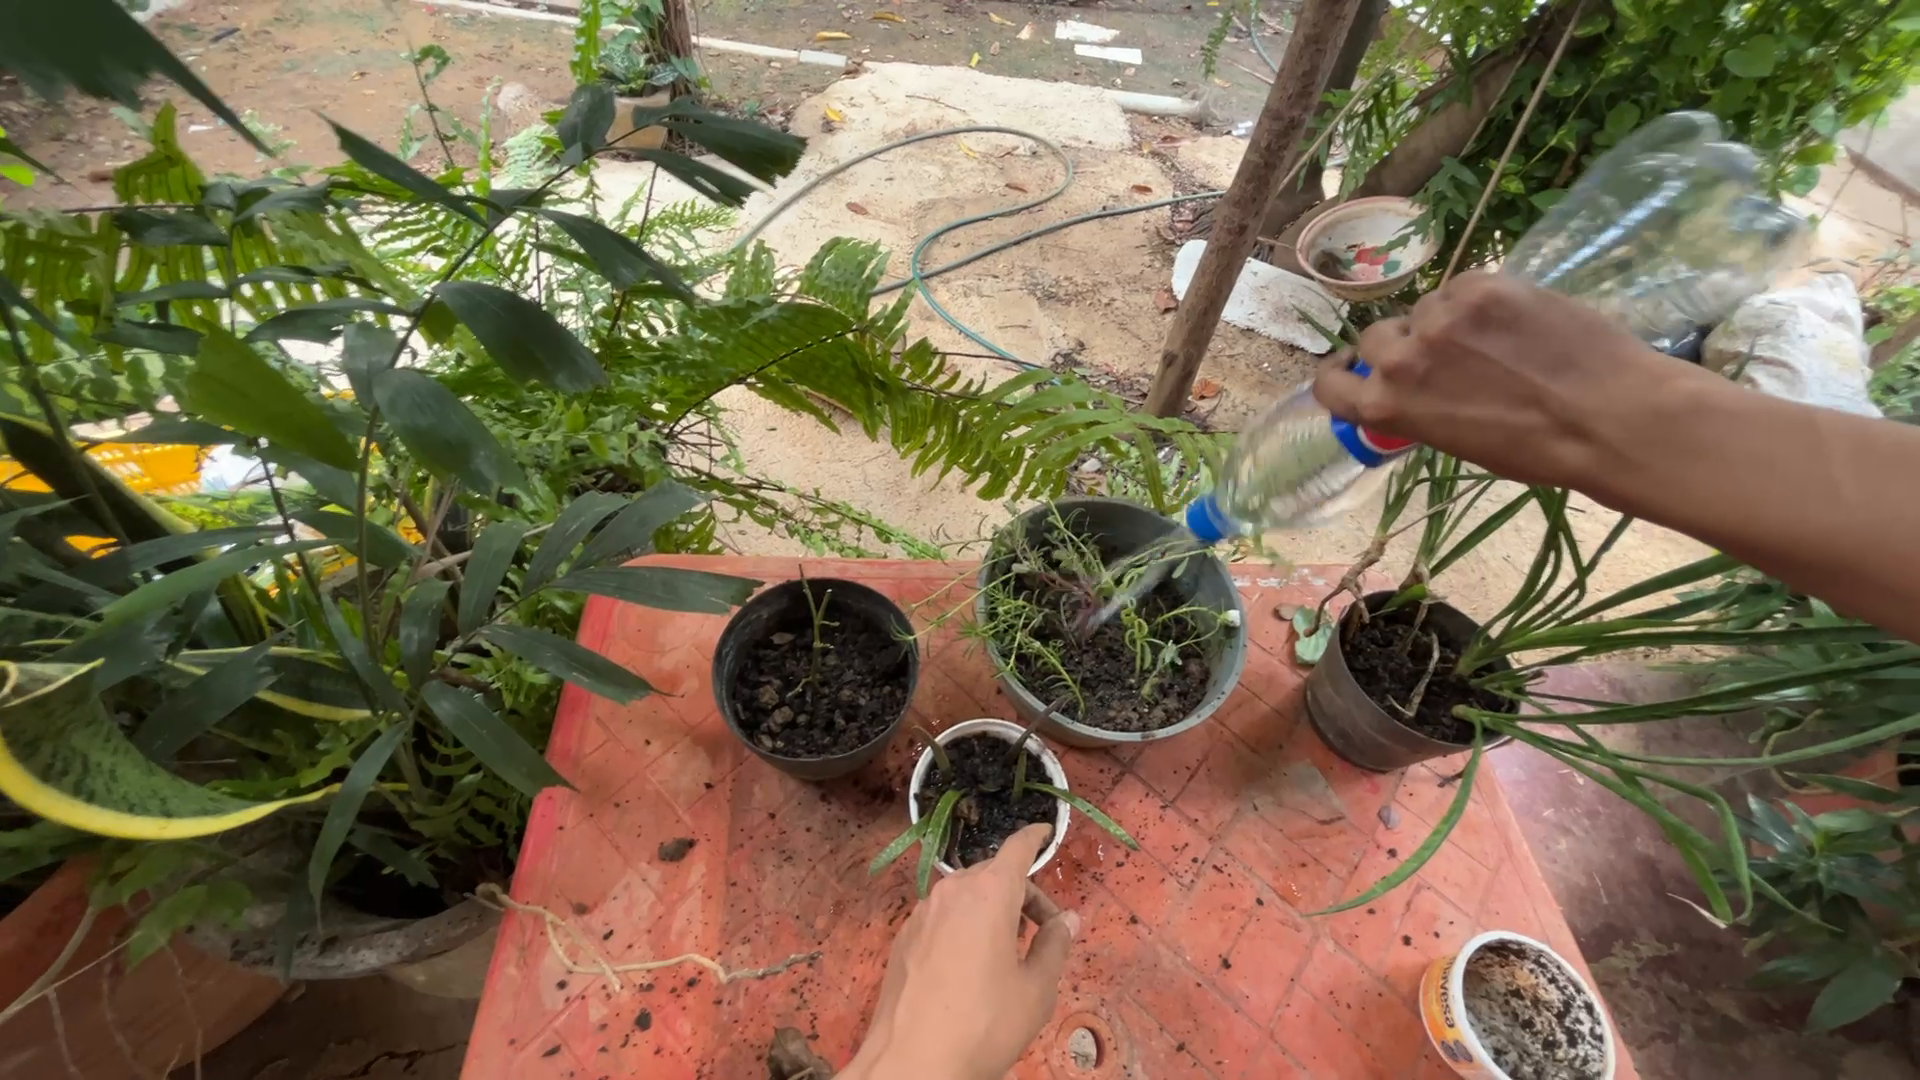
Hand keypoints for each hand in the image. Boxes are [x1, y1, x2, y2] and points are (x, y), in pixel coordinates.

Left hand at [841, 824, 1079, 1079]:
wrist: (910, 1063)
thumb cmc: (984, 1024)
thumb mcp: (1035, 991)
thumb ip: (1054, 946)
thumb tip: (1068, 919)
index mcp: (990, 892)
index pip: (1017, 848)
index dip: (1035, 837)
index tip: (1045, 831)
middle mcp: (953, 888)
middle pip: (994, 875)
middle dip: (1021, 894)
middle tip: (1042, 933)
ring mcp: (923, 910)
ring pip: (967, 895)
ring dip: (991, 910)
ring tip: (1006, 953)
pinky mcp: (904, 934)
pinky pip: (943, 916)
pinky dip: (963, 925)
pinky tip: (968, 967)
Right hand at [1311, 272, 1689, 492]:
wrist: (1610, 417)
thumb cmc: (1531, 448)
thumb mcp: (1449, 440)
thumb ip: (1412, 406)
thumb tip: (1407, 382)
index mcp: (1385, 407)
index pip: (1330, 383)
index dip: (1338, 373)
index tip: (1349, 366)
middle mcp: (1400, 361)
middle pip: (1376, 337)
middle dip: (1402, 344)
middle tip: (1442, 354)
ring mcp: (1439, 320)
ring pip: (1423, 309)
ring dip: (1444, 320)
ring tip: (1491, 338)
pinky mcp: (1481, 288)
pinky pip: (1462, 285)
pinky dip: (1481, 299)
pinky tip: (1515, 319)